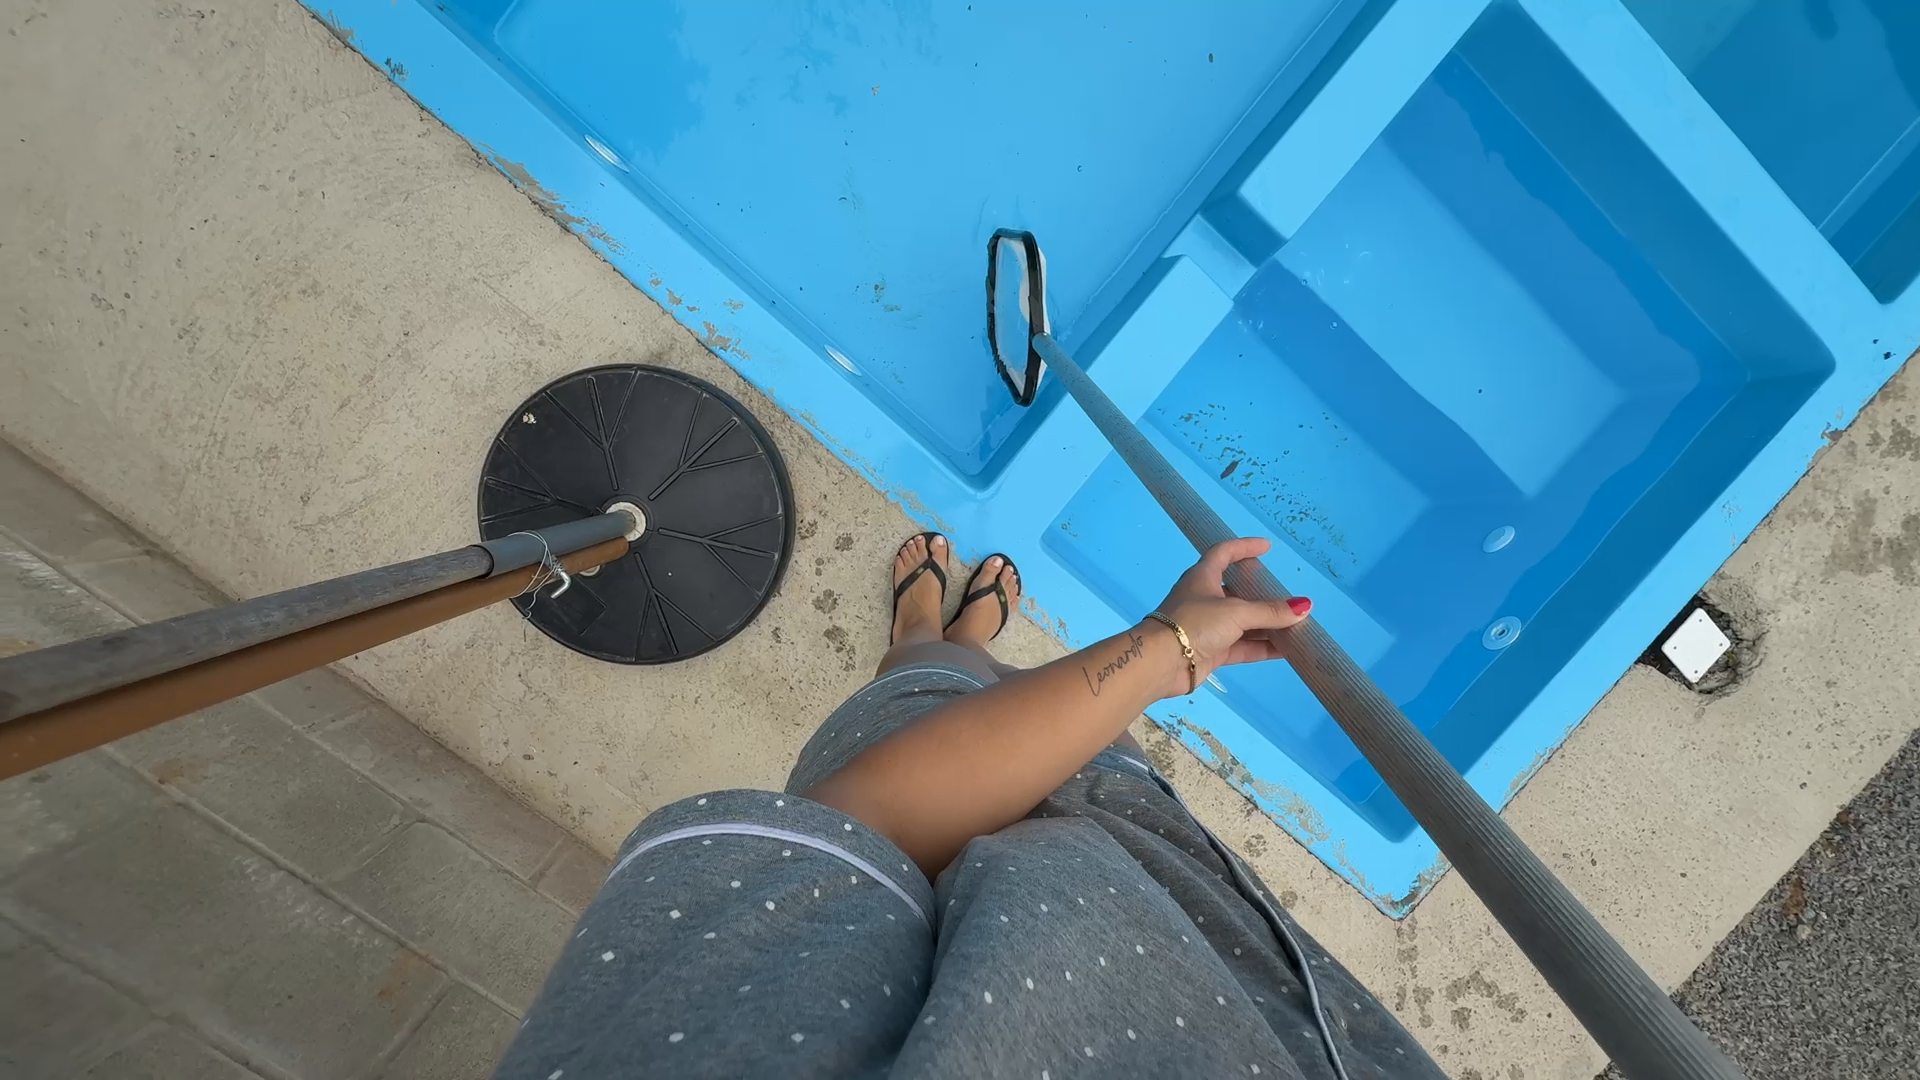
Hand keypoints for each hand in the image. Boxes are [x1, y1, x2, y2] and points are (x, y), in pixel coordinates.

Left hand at [1146, 537, 1311, 696]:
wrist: (1161, 662)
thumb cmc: (1194, 623)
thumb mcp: (1235, 612)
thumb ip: (1269, 611)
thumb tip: (1304, 606)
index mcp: (1202, 577)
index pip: (1223, 553)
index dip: (1243, 547)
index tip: (1266, 547)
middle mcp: (1204, 599)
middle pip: (1237, 591)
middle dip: (1262, 595)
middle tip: (1288, 597)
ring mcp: (1207, 626)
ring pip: (1243, 622)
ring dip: (1267, 625)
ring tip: (1297, 626)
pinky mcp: (1210, 650)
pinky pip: (1242, 646)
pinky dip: (1262, 647)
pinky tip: (1286, 651)